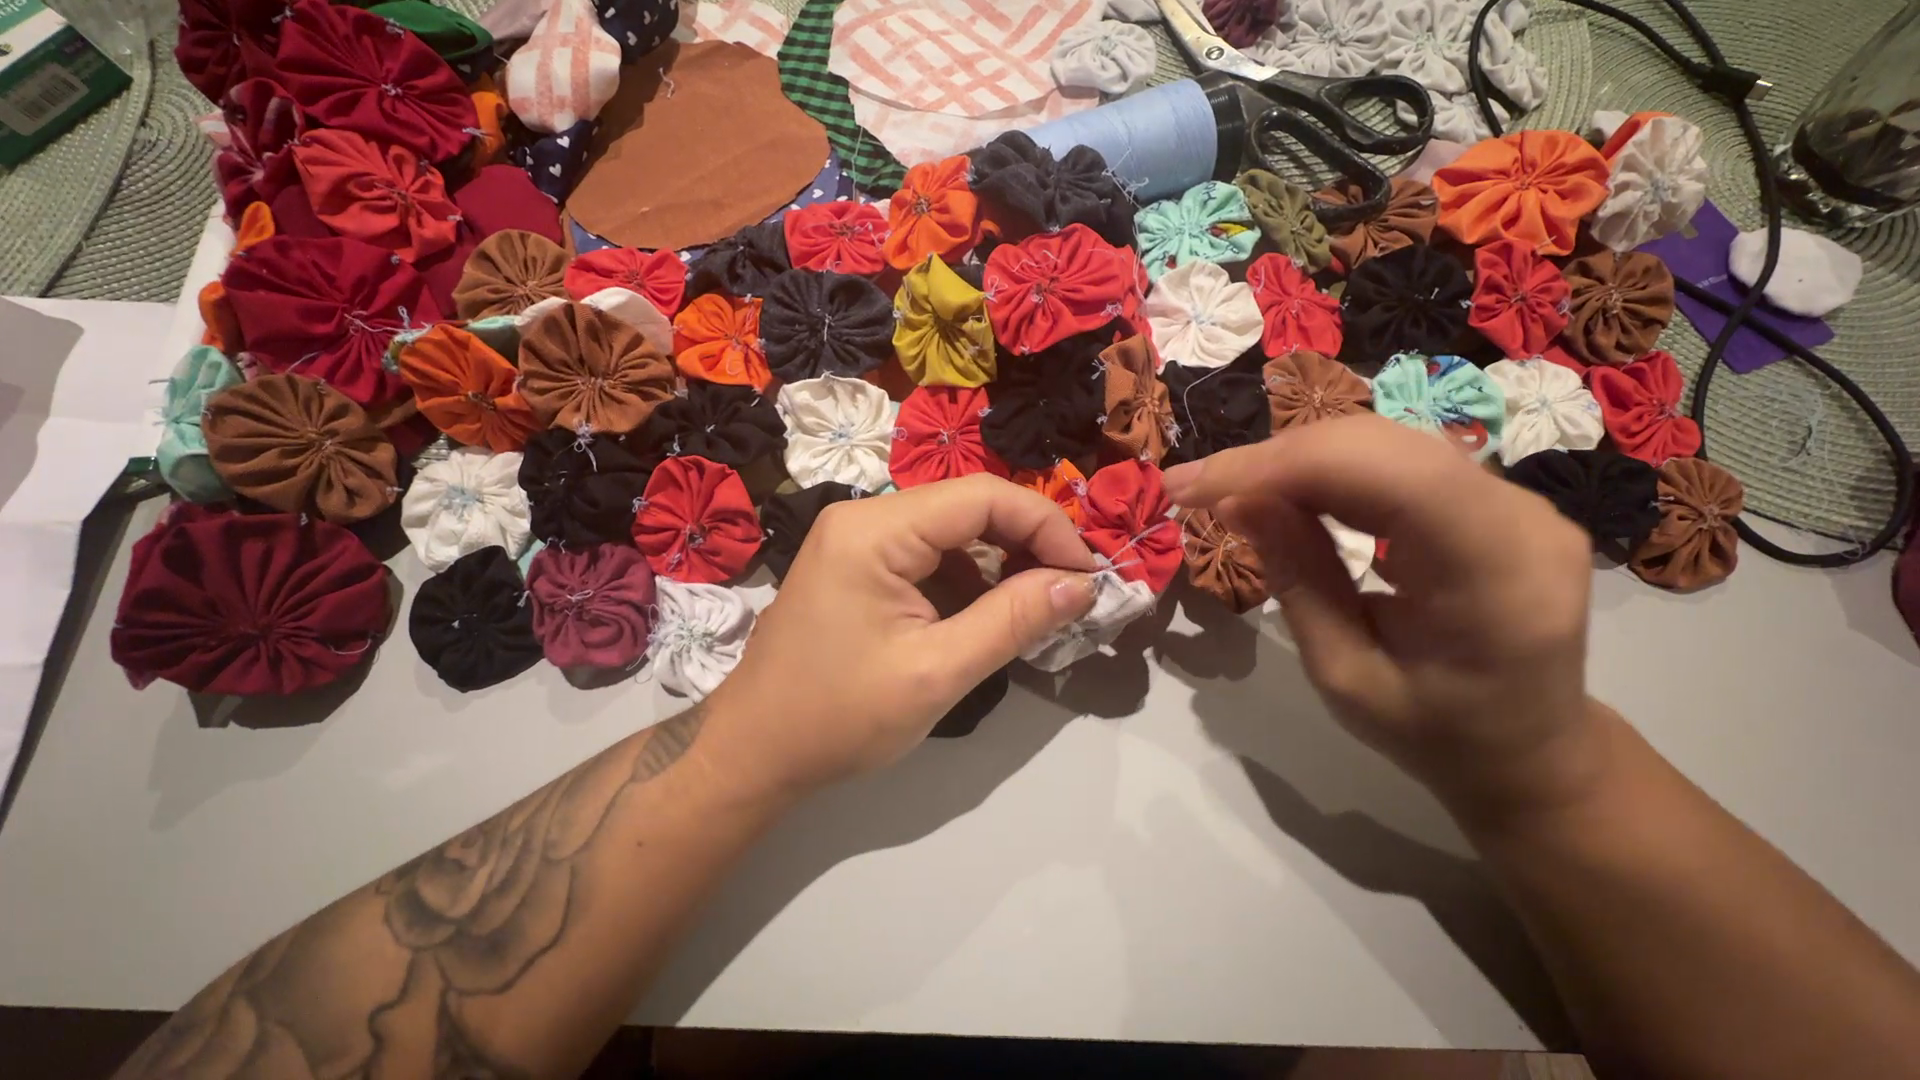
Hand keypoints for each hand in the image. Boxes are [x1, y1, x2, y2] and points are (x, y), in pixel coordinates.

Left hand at [696, 475, 1098, 802]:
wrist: (754, 754)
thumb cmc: (838, 717)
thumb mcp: (937, 672)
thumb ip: (1013, 620)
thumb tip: (1082, 584)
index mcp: (875, 530)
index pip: (983, 497)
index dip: (1046, 526)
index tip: (1088, 574)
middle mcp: (864, 518)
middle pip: (968, 508)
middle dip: (1026, 544)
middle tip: (1071, 592)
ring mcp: (856, 542)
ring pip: (951, 533)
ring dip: (1000, 565)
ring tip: (1037, 609)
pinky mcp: (856, 568)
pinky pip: (927, 557)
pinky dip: (967, 582)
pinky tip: (988, 617)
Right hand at [1163, 415, 1606, 823]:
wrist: (1528, 750)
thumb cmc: (1434, 734)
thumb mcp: (1346, 676)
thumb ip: (1299, 581)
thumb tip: (1238, 500)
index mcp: (1496, 575)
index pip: (1390, 477)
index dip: (1285, 465)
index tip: (1193, 487)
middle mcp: (1522, 518)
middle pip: (1384, 445)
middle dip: (1278, 458)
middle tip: (1196, 487)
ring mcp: (1517, 500)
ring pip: (1387, 441)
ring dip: (1297, 459)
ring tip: (1228, 489)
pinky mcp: (1496, 498)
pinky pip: (1400, 461)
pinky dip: (1330, 469)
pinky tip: (1284, 491)